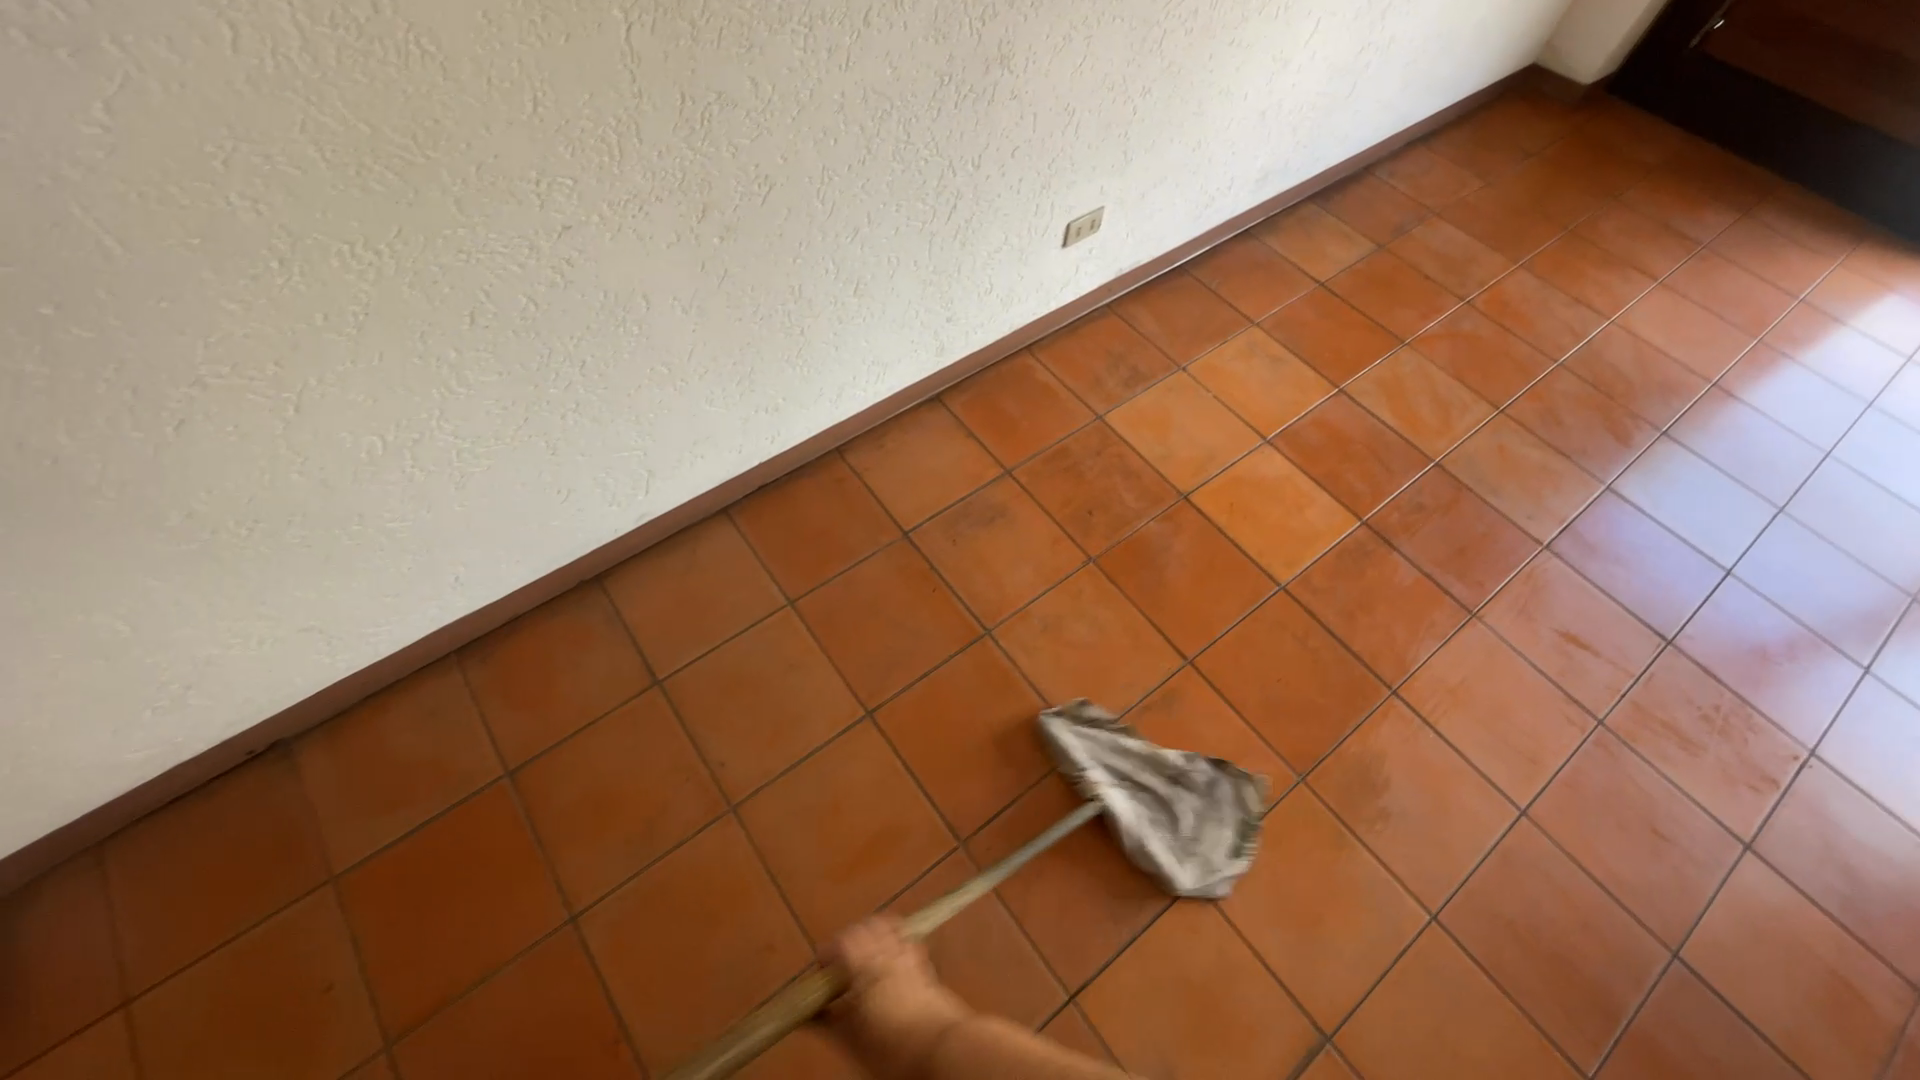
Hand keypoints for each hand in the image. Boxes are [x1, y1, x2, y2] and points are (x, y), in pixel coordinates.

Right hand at [822, 917, 971, 1077]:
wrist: (946, 1048)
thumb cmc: (894, 1049)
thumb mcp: (854, 1042)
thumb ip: (829, 1023)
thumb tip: (806, 1015)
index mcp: (864, 969)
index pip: (840, 942)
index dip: (828, 953)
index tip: (823, 972)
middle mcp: (886, 954)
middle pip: (863, 926)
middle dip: (849, 939)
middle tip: (842, 964)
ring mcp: (908, 956)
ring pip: (886, 926)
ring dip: (872, 934)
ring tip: (866, 956)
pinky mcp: (925, 964)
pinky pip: (907, 939)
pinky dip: (895, 939)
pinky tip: (892, 959)